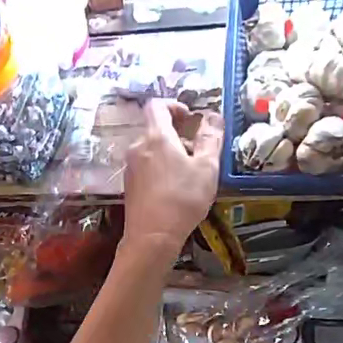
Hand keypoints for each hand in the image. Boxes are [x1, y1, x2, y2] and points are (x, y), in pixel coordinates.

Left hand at [122, 99, 221, 257]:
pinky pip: (146, 166)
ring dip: (169, 153)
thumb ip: (210, 138)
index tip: (189, 117)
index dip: (174, 105)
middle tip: (196, 150)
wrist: (152, 237)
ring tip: (188, 172)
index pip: (157, 105)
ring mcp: (130, 167)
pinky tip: (174, 188)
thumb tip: (213, 116)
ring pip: (151, 149)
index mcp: (156, 136)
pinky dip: (160, 168)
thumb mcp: (206, 168)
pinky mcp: (129, 185)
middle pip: (155, 128)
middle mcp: (138, 146)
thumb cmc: (183, 199)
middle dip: (176, 134)